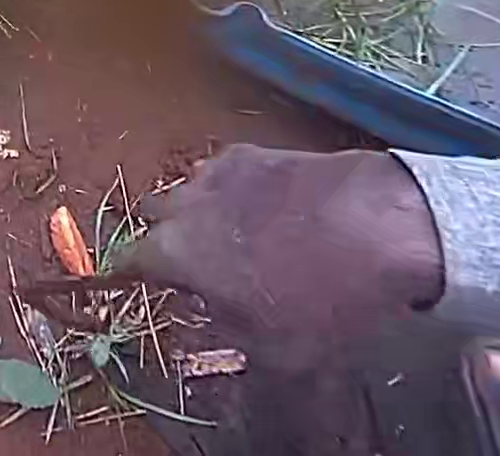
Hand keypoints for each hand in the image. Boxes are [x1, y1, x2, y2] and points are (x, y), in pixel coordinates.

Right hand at [115, 145, 442, 365]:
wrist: (370, 224)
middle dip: (164, 234)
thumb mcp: (276, 348)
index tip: (132, 277)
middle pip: (152, 215)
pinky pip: (220, 173)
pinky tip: (264, 206)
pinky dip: (229, 190)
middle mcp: (182, 204)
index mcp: (177, 251)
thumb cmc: (319, 297)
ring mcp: (212, 172)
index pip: (130, 259)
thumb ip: (226, 328)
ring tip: (233, 232)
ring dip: (196, 210)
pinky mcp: (242, 152)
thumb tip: (214, 313)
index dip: (129, 271)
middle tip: (194, 259)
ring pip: (186, 191)